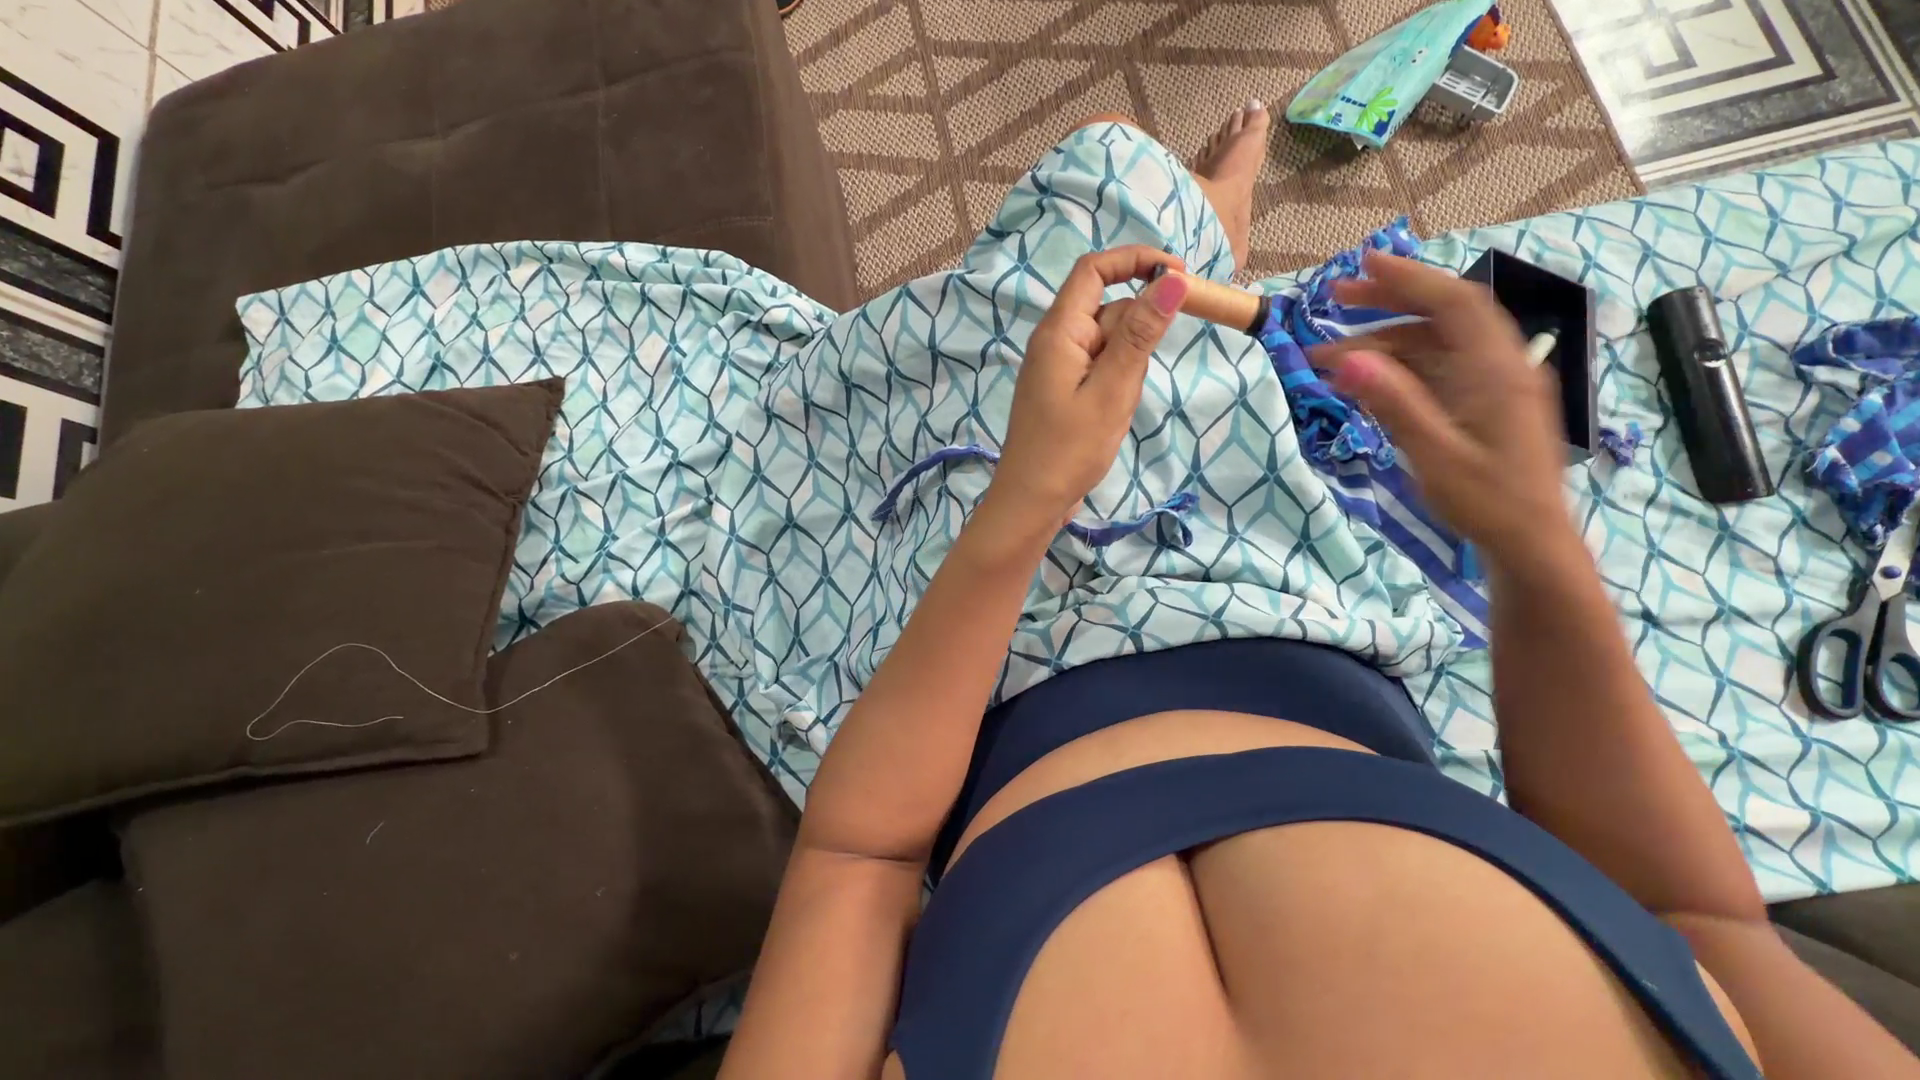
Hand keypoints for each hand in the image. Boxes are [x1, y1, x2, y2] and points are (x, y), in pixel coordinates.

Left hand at [988, 246, 1188, 529]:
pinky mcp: (1065, 389)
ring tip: (1114, 408)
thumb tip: (1171, 279)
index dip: (1135, 259)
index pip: (1094, 270)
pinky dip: (1117, 383)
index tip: (1178, 272)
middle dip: (1135, 334)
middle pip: (1107, 309)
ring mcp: (1059, 366)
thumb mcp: (1113, 390)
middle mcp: (1055, 341)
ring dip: (1128, 366)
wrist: (1031, 503)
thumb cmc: (1068, 450)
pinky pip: (1101, 369)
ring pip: (1110, 342)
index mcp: (1059, 331)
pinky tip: (1110, 416)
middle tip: (1132, 383)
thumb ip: (1140, 334)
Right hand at [1308, 252, 1568, 559]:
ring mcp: (1495, 385)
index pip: (1453, 303)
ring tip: (1329, 358)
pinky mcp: (1486, 405)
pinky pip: (1439, 370)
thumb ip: (1393, 402)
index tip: (1362, 266)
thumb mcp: (1434, 454)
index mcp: (1496, 370)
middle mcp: (1500, 366)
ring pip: (1436, 345)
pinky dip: (1399, 368)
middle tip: (1335, 300)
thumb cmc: (1486, 501)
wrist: (1530, 543)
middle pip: (1444, 316)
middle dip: (1388, 303)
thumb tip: (1347, 360)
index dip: (1408, 279)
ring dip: (1384, 343)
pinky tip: (1365, 381)